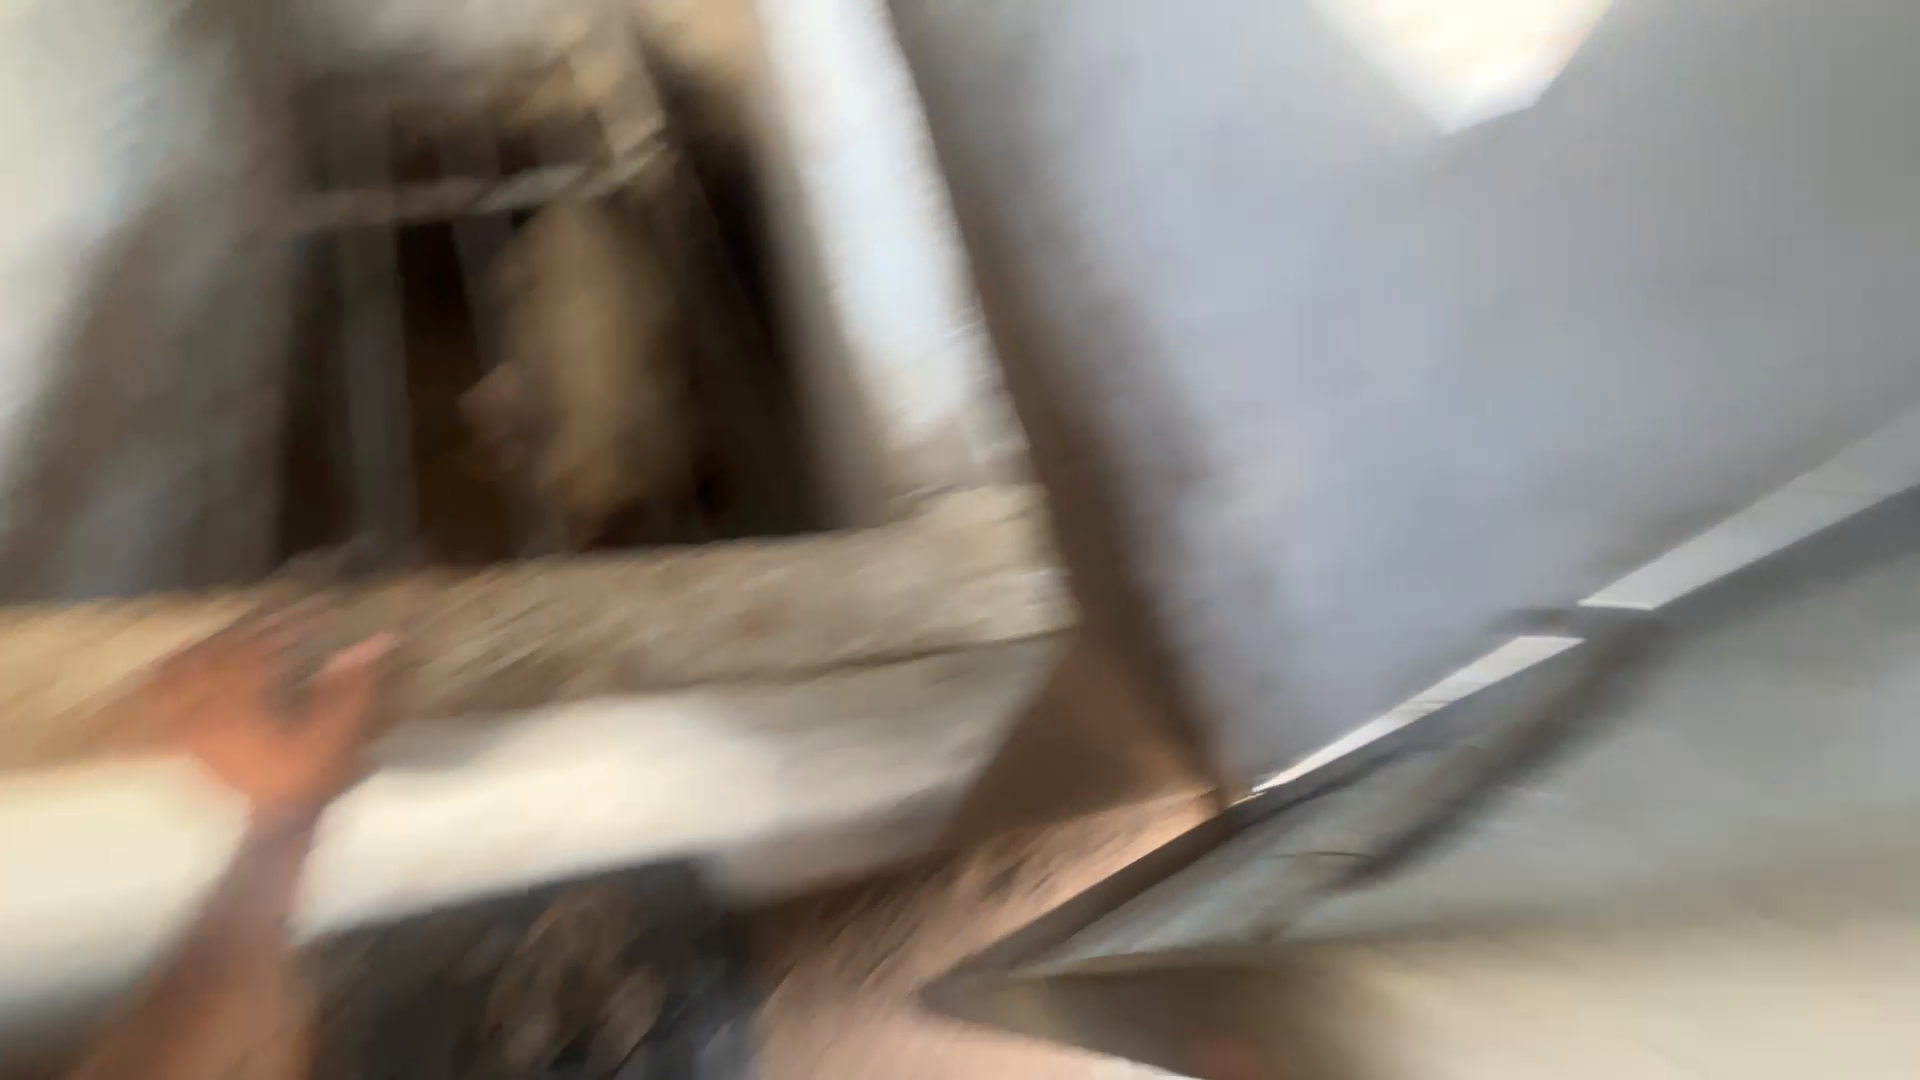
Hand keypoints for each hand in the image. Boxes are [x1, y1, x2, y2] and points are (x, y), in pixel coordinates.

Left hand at [144, 617, 393, 823]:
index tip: (303, 615)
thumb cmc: (311, 773)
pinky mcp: (182, 746)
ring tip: (220, 640)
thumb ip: (352, 681)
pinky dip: (171, 685)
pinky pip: (159, 707)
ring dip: (193, 654)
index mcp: (240, 705)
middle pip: (202, 658)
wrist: (278, 822)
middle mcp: (203, 712)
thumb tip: (377, 639)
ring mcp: (185, 731)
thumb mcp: (341, 726)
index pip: (249, 650)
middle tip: (262, 621)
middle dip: (232, 633)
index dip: (275, 626)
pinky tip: (189, 680)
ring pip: (168, 680)